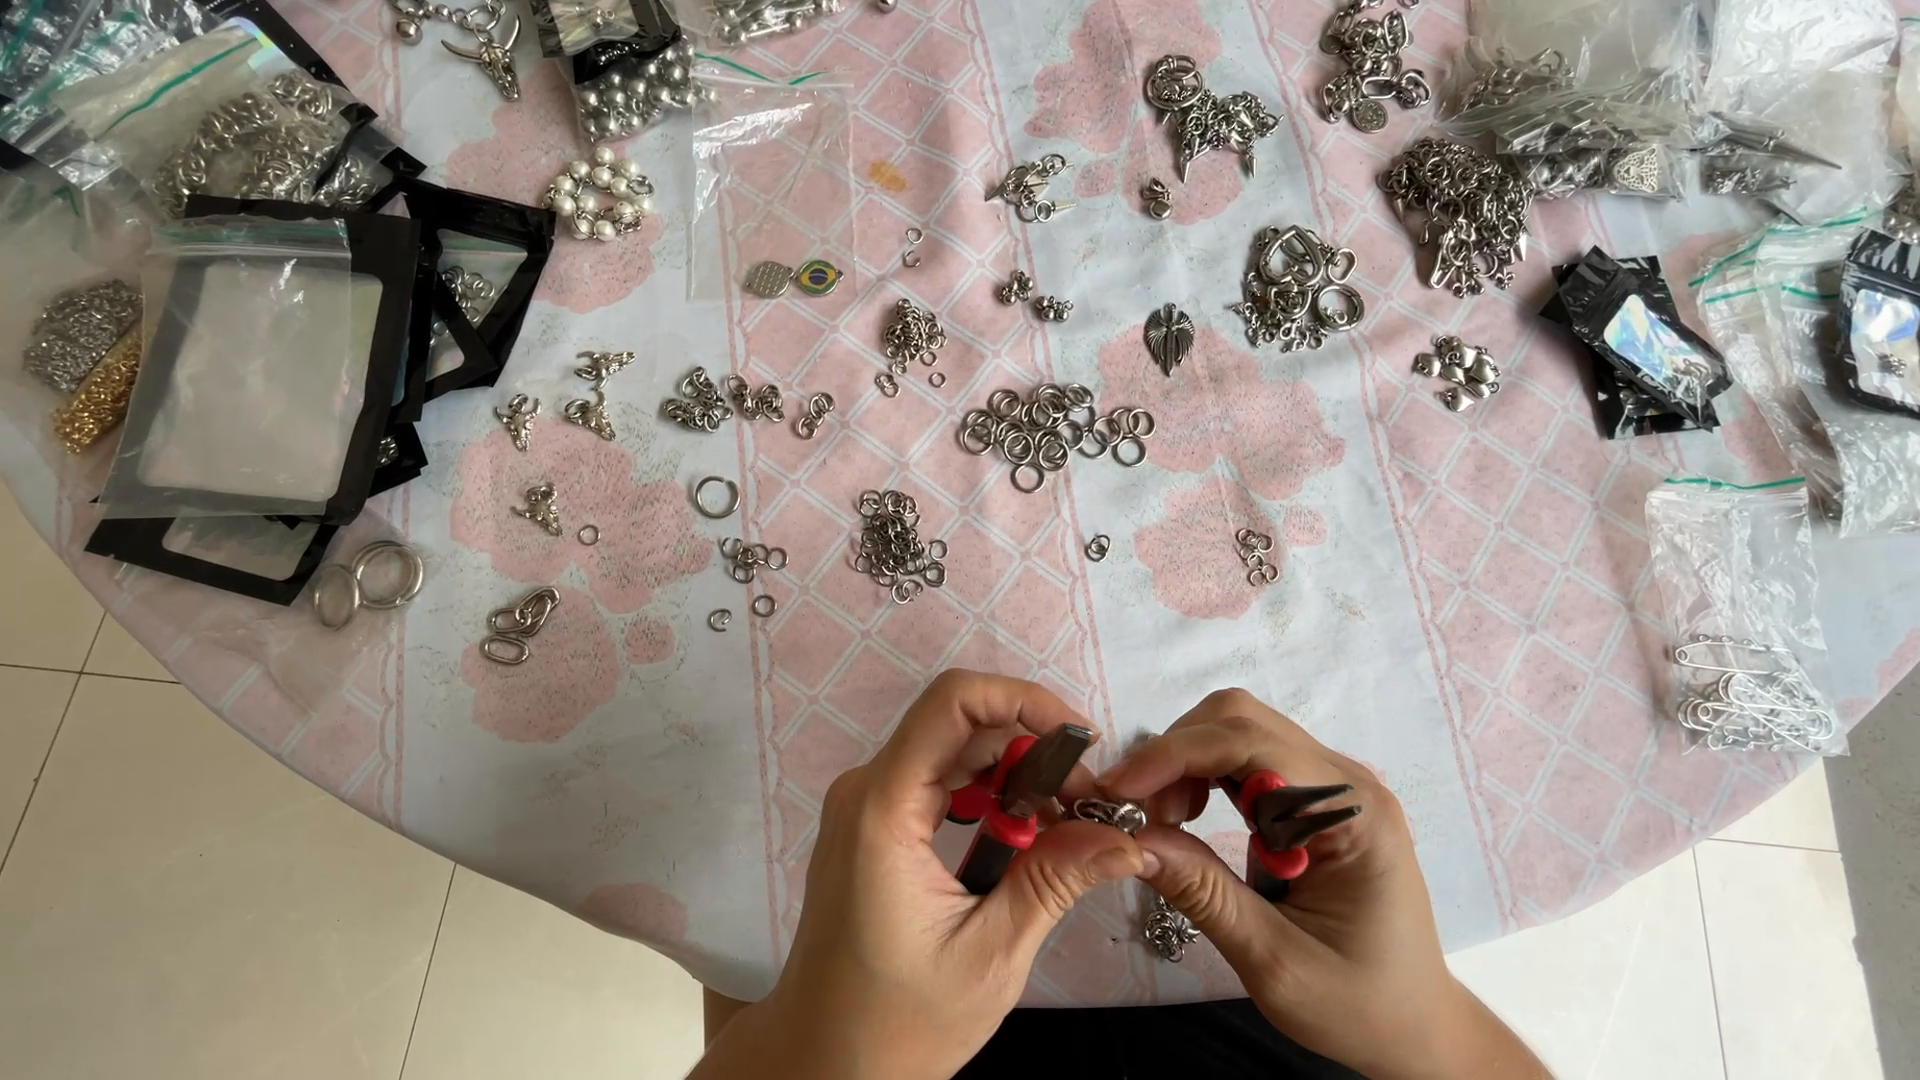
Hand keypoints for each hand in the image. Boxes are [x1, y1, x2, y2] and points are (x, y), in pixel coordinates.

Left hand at [691, 671, 1144, 1079]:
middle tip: (1087, 799)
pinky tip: (1025, 831)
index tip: (1080, 739)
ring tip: (1067, 819)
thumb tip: (1125, 838)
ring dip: (1017, 770)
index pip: (952, 703)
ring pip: (956, 748)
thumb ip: (1055, 880)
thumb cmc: (896, 1022)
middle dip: (1033, 744)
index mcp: (883, 809)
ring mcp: (868, 801)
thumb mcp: (990, 954)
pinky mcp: (876, 820)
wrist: (820, 1059)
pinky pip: (941, 779)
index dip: (1023, 698)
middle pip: (961, 723)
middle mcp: (868, 787)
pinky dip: (991, 792)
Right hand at [1098, 689, 1546, 1079]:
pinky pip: (1240, 756)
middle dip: (1176, 753)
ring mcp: (1327, 783)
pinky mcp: (1308, 795)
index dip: (1177, 754)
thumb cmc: (1359, 1006)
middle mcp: (1343, 782)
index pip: (1251, 744)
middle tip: (1140, 812)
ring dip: (1183, 761)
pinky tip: (1186, 814)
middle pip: (1240, 719)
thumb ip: (1205, 894)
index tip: (1119, 791)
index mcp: (1352, 814)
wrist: (1414, 1028)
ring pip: (1234, 728)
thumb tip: (1131, 838)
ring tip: (1161, 819)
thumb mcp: (1277, 965)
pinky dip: (1198, 773)